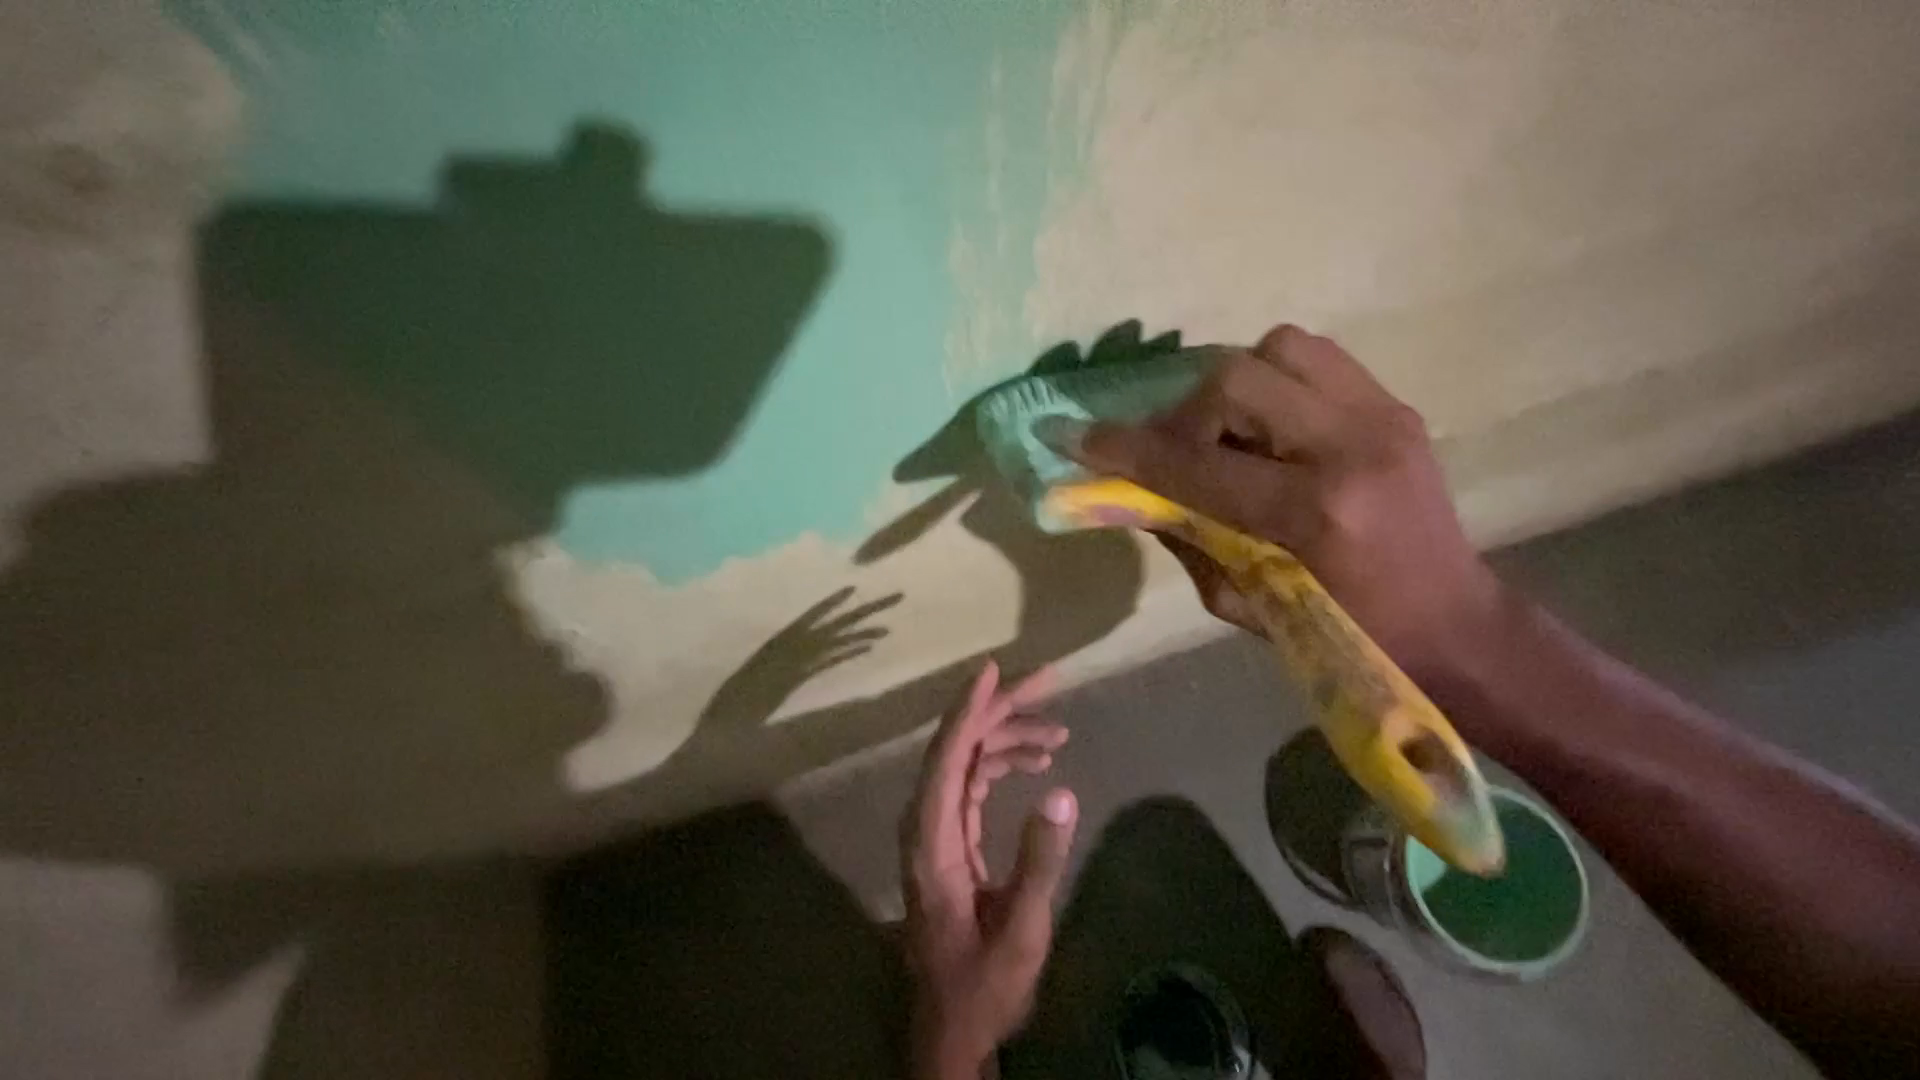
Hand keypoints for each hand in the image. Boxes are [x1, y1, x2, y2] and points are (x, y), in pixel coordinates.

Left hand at [902, 659, 1077, 1078]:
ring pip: (967, 759)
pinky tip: (1038, 762)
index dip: (969, 710)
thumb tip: (1062, 793)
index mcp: (932, 839)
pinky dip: (1003, 763)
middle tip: (1049, 682)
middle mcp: (926, 823)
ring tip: (1058, 732)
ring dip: (1008, 737)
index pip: (947, 756)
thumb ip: (1039, 863)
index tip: (993, 670)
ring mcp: (936, 828)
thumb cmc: (984, 981)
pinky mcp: (949, 837)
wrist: (954, 1021)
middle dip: (1000, 709)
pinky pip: (973, 781)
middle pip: (958, 746)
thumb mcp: (1021, 929)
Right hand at [1068, 325, 1500, 680]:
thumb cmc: (1345, 636)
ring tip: (1228, 435)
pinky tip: (1269, 426)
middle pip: (1235, 377)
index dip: (1128, 450)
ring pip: (1278, 349)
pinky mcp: (1395, 405)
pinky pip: (1314, 359)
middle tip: (1176, 453)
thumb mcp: (1244, 605)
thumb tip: (1131, 489)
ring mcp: (1382, 416)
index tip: (1079, 439)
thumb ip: (1186, 536)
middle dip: (1186, 415)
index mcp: (1312, 513)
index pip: (1196, 464)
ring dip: (1233, 387)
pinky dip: (1273, 382)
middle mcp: (1350, 446)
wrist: (1453, 625)